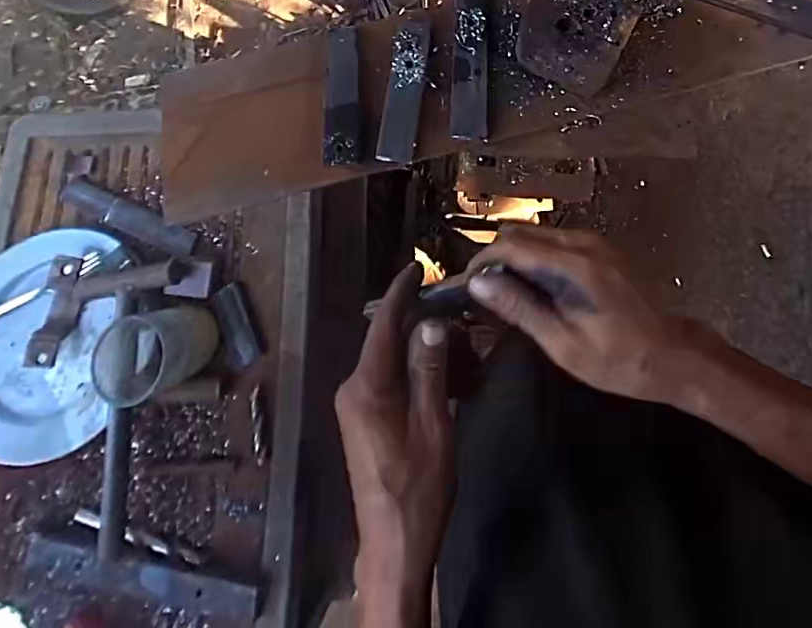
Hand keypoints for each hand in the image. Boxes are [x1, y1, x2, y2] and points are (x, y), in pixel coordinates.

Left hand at [335, 264, 453, 627]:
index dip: (400, 292)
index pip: (384, 324)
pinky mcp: (362, 419)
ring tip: (459, 349)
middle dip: (419, 324)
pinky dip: (413, 373)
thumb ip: (430, 372)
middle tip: (455, 316)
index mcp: (366, 385)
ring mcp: (354, 405)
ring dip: (420, 351)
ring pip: (389, 361)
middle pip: (387, 340)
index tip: (416, 267)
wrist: (392, 545)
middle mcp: (353, 388)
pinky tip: (443, 377)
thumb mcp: (433, 427)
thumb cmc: (417, 487)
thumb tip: (432, 324)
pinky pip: (387, 382)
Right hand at [466, 225, 722, 404]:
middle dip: (495, 257)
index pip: (511, 246)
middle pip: (520, 233)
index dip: (482, 261)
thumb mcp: (563, 344)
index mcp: (573, 267)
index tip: (467, 285)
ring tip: (507, 292)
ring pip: (535, 234)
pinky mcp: (600, 248)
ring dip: (515, 255)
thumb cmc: (620, 361)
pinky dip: (535, 256)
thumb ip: (520, 308)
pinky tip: (536, 286)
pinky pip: (554, 241)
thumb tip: (479, 284)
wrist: (676, 357)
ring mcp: (594, 242)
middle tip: (485, 291)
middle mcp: (582, 243)